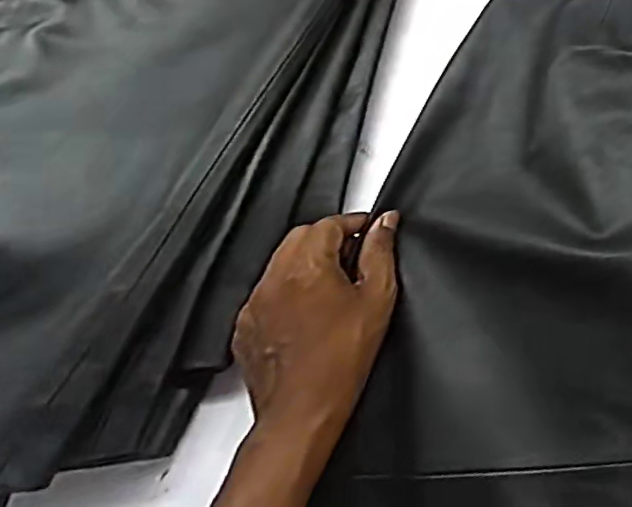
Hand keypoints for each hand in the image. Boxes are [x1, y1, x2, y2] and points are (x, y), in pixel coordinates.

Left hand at [214, 212, 398, 506]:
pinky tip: (315, 308)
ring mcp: (254, 306)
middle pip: (300, 237)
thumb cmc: (342, 357)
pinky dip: (291, 287)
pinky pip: (269, 290)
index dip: (355, 222)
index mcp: (305, 269)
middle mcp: (273, 282)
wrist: (304, 409)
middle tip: (358, 252)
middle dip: (330, 237)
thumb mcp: (379, 294)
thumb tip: (385, 223)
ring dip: (309, 260)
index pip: (328, 223)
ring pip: (282, 262)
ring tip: (338, 283)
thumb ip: (381, 250)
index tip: (372, 229)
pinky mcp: (246, 328)